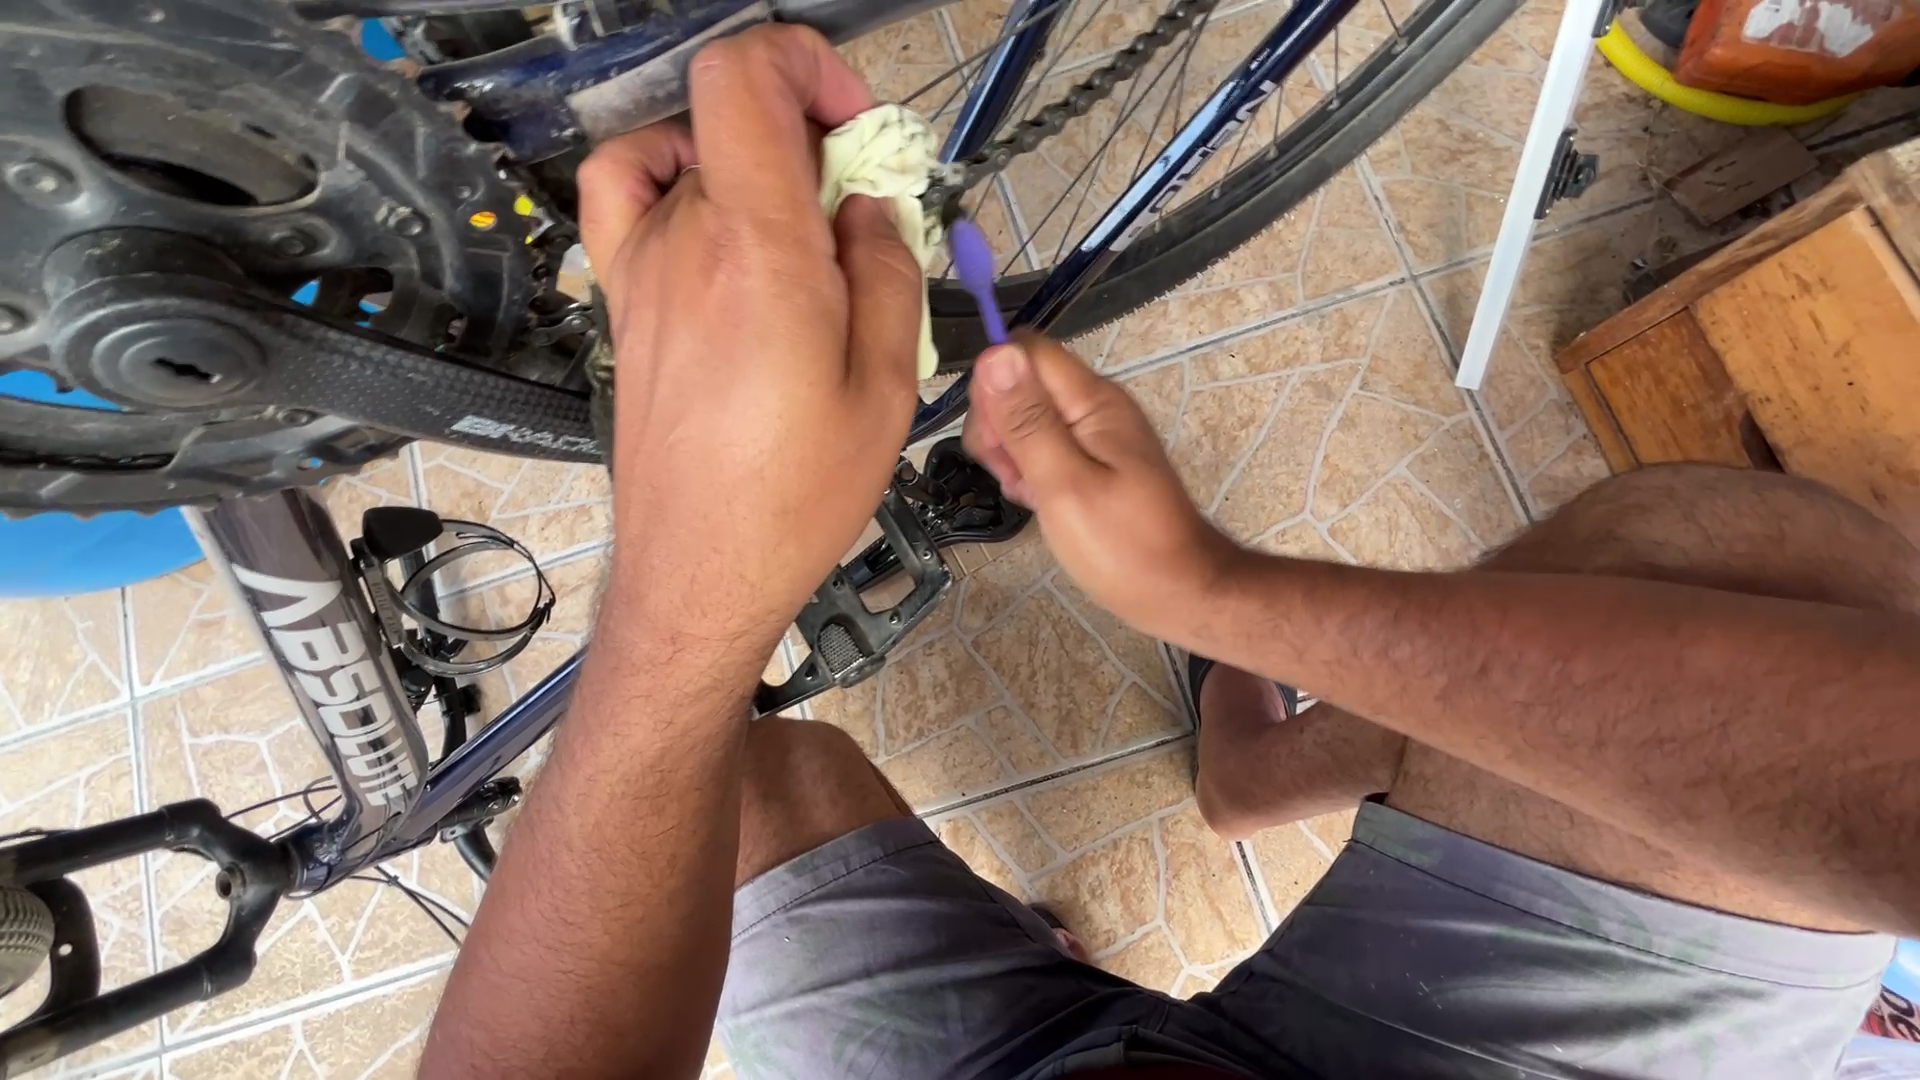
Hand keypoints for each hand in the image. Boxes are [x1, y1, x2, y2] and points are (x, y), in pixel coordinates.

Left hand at [577, 26, 923, 656]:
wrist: (704, 566)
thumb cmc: (796, 496)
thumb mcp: (885, 389)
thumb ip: (887, 275)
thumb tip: (871, 211)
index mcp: (759, 252)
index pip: (746, 77)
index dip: (806, 66)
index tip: (859, 124)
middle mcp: (685, 242)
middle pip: (740, 123)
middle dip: (816, 146)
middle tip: (863, 219)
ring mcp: (642, 270)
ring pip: (700, 160)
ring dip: (763, 174)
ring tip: (805, 241)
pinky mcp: (625, 304)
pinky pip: (624, 194)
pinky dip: (672, 175)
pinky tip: (716, 219)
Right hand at [963, 333, 1244, 642]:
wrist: (1176, 591)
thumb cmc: (1122, 547)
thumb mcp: (1064, 485)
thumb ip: (1027, 421)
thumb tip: (994, 354)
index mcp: (1093, 401)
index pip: (1025, 350)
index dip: (994, 386)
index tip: (994, 442)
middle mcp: (1094, 406)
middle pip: (1021, 382)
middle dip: (999, 425)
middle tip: (1014, 478)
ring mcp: (1094, 433)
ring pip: (1026, 416)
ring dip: (1010, 453)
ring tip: (1029, 495)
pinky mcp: (1091, 459)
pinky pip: (1043, 445)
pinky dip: (1029, 470)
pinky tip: (1038, 501)